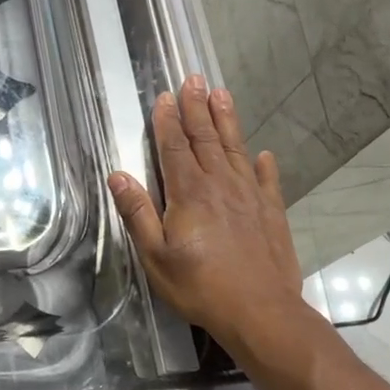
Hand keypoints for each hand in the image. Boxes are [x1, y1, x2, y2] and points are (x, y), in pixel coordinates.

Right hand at [108, 76, 317, 350]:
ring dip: (226, 122)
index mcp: (188, 193)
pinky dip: (262, 164)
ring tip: (222, 95)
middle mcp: (220, 185)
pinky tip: (261, 154)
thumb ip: (137, 213)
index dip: (167, 121)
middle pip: (205, 138)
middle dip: (197, 108)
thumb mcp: (155, 255)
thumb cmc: (199, 286)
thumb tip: (118, 175)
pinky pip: (266, 180)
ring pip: (235, 149)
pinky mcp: (271, 212)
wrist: (259, 309)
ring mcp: (249, 196)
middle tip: (194, 79)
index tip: (165, 96)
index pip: (175, 147)